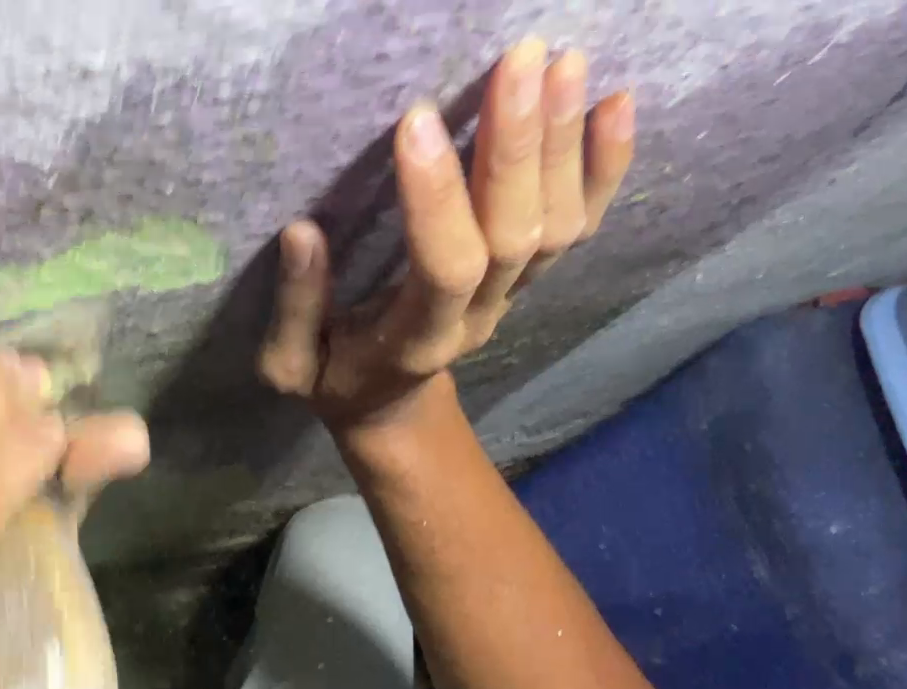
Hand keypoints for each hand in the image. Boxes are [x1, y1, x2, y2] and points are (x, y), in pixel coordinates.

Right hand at [261, 40, 635, 431]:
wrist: (390, 409)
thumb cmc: (332, 383)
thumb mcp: (290, 366)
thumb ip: (296, 308)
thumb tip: (300, 233)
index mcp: (414, 341)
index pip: (444, 267)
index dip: (436, 199)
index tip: (416, 121)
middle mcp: (476, 318)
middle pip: (516, 233)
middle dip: (517, 146)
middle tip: (518, 62)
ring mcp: (511, 298)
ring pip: (558, 224)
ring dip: (562, 142)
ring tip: (561, 64)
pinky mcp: (527, 279)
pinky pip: (581, 225)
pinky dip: (605, 166)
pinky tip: (616, 103)